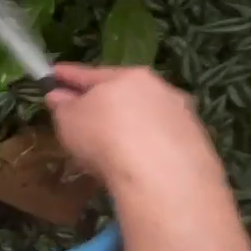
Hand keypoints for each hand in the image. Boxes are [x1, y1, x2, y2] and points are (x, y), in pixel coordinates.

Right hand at [45, 64, 227, 202]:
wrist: (164, 177)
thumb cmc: (104, 137)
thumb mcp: (67, 119)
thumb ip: (62, 104)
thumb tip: (61, 96)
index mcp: (128, 76)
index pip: (88, 73)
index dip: (66, 75)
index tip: (52, 74)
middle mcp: (161, 89)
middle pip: (122, 91)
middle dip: (101, 99)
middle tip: (79, 110)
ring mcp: (183, 115)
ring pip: (143, 113)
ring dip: (125, 121)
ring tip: (106, 140)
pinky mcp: (198, 141)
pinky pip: (160, 135)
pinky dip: (143, 141)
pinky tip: (130, 157)